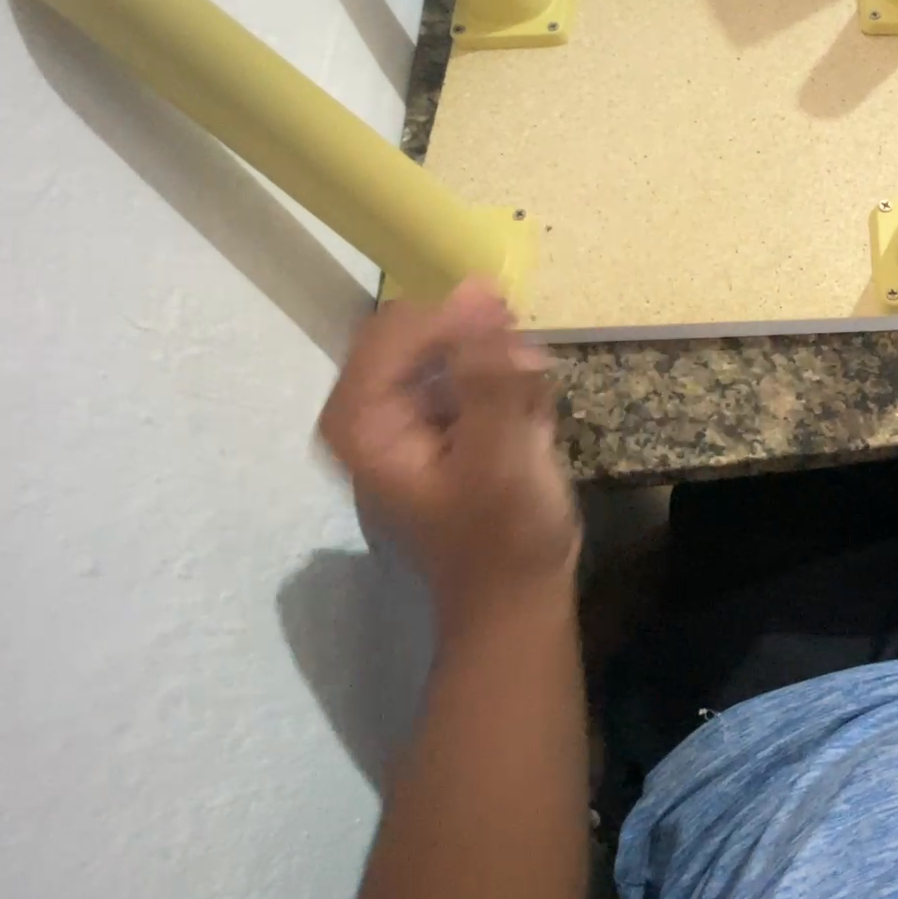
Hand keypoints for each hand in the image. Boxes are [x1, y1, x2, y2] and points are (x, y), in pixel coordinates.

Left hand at [319, 282, 578, 619]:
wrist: (517, 600)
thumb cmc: (504, 538)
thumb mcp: (501, 458)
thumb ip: (490, 381)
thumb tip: (484, 298)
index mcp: (364, 418)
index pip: (398, 329)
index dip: (456, 317)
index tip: (516, 318)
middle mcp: (376, 413)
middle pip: (425, 339)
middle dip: (484, 348)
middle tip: (533, 377)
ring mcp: (412, 424)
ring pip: (456, 360)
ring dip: (503, 375)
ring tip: (533, 417)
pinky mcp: (447, 437)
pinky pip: (475, 388)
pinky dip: (509, 396)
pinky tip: (530, 428)